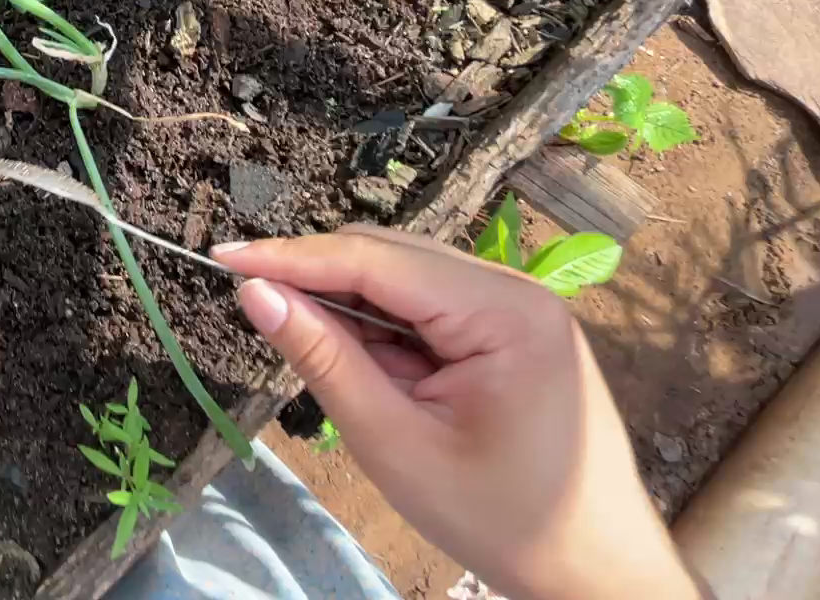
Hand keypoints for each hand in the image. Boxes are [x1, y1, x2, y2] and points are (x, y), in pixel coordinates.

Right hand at [213, 225, 698, 599]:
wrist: (596, 578)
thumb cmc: (496, 518)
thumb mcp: (391, 441)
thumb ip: (320, 356)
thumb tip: (252, 291)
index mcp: (503, 312)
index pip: (371, 260)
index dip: (289, 255)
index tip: (223, 256)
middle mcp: (512, 289)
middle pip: (382, 254)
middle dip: (313, 274)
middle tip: (255, 301)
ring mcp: (511, 303)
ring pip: (393, 270)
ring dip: (341, 298)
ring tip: (313, 344)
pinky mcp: (501, 322)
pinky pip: (413, 297)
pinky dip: (370, 317)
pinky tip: (359, 355)